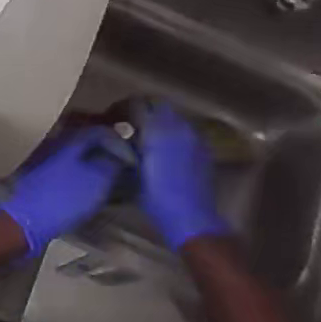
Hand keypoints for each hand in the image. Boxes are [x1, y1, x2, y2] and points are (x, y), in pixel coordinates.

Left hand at [0, 126, 123, 254]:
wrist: (25, 220)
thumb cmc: (64, 198)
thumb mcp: (97, 179)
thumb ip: (112, 162)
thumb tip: (118, 155)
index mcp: (70, 138)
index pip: (101, 130)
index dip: (121, 143)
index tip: (133, 161)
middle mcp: (56, 143)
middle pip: (88, 140)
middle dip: (108, 150)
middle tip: (125, 165)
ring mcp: (46, 159)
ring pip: (78, 154)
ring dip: (95, 161)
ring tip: (111, 176)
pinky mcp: (41, 177)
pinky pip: (68, 167)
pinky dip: (83, 172)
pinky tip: (90, 185)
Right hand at [134, 100, 232, 248]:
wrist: (191, 216)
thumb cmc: (156, 197)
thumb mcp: (134, 171)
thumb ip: (130, 147)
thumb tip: (124, 134)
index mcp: (157, 130)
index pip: (139, 104)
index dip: (126, 107)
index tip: (116, 115)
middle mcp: (178, 126)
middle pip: (160, 106)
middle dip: (145, 110)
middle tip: (131, 124)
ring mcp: (195, 135)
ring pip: (175, 116)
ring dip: (161, 121)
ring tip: (149, 136)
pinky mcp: (204, 147)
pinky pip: (186, 130)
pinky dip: (174, 133)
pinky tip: (167, 149)